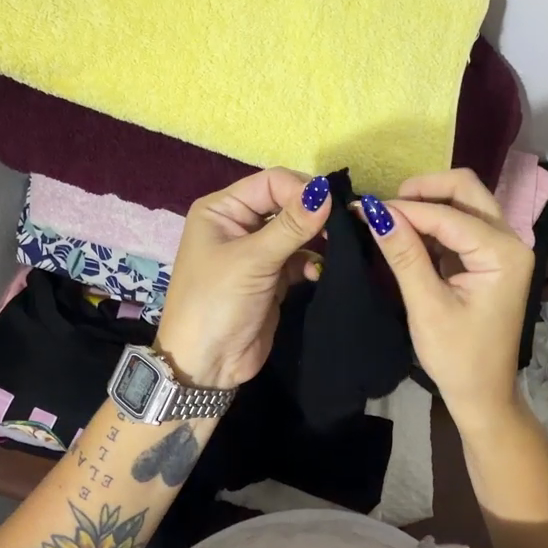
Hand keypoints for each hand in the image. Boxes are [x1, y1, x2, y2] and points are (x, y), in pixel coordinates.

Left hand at [155, 168, 331, 389]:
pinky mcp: (271, 278)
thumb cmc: (216, 303)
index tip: (330, 207)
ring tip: (338, 246)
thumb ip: (292, 225)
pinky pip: (299, 258)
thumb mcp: (253, 261)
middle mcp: (237, 224)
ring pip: (296, 232)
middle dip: (312, 213)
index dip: (301, 190)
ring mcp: (255, 252)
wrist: (206, 365)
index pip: (270, 183)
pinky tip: (317, 272)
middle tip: (342, 224)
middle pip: (285, 203)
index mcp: (221, 209)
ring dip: (316, 238)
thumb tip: (327, 191)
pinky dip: (312, 262)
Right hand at [363, 168, 534, 429]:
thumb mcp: (426, 306)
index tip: (361, 207)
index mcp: (503, 254)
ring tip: (387, 219)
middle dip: (422, 191)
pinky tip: (405, 235)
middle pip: (466, 190)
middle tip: (382, 206)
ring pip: (464, 203)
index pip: (448, 215)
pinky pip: (461, 224)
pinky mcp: (489, 258)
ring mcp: (502, 248)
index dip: (404, 208)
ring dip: (427, 205)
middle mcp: (510, 241)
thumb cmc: (458, 357)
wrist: (483, 393)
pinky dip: (433, 223)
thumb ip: (404, 255)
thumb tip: (373, 211)